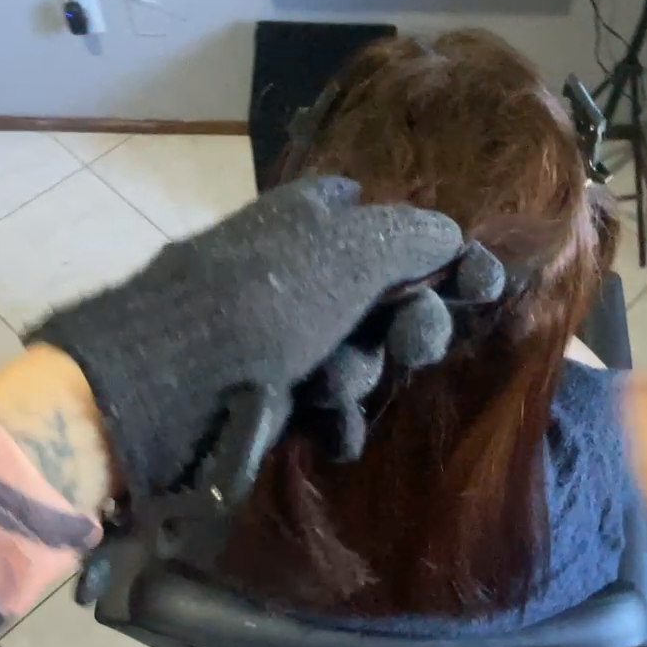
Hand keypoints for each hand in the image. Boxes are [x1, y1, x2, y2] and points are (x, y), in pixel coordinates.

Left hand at [28, 176, 498, 499]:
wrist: (166, 389)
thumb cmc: (261, 303)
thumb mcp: (343, 253)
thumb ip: (408, 238)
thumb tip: (451, 234)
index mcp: (315, 221)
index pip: (396, 227)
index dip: (443, 255)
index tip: (479, 285)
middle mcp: (302, 275)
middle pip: (390, 300)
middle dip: (407, 327)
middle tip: (407, 343)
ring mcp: (285, 336)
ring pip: (363, 357)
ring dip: (358, 375)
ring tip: (328, 386)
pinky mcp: (274, 392)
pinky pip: (332, 404)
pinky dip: (337, 417)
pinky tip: (329, 424)